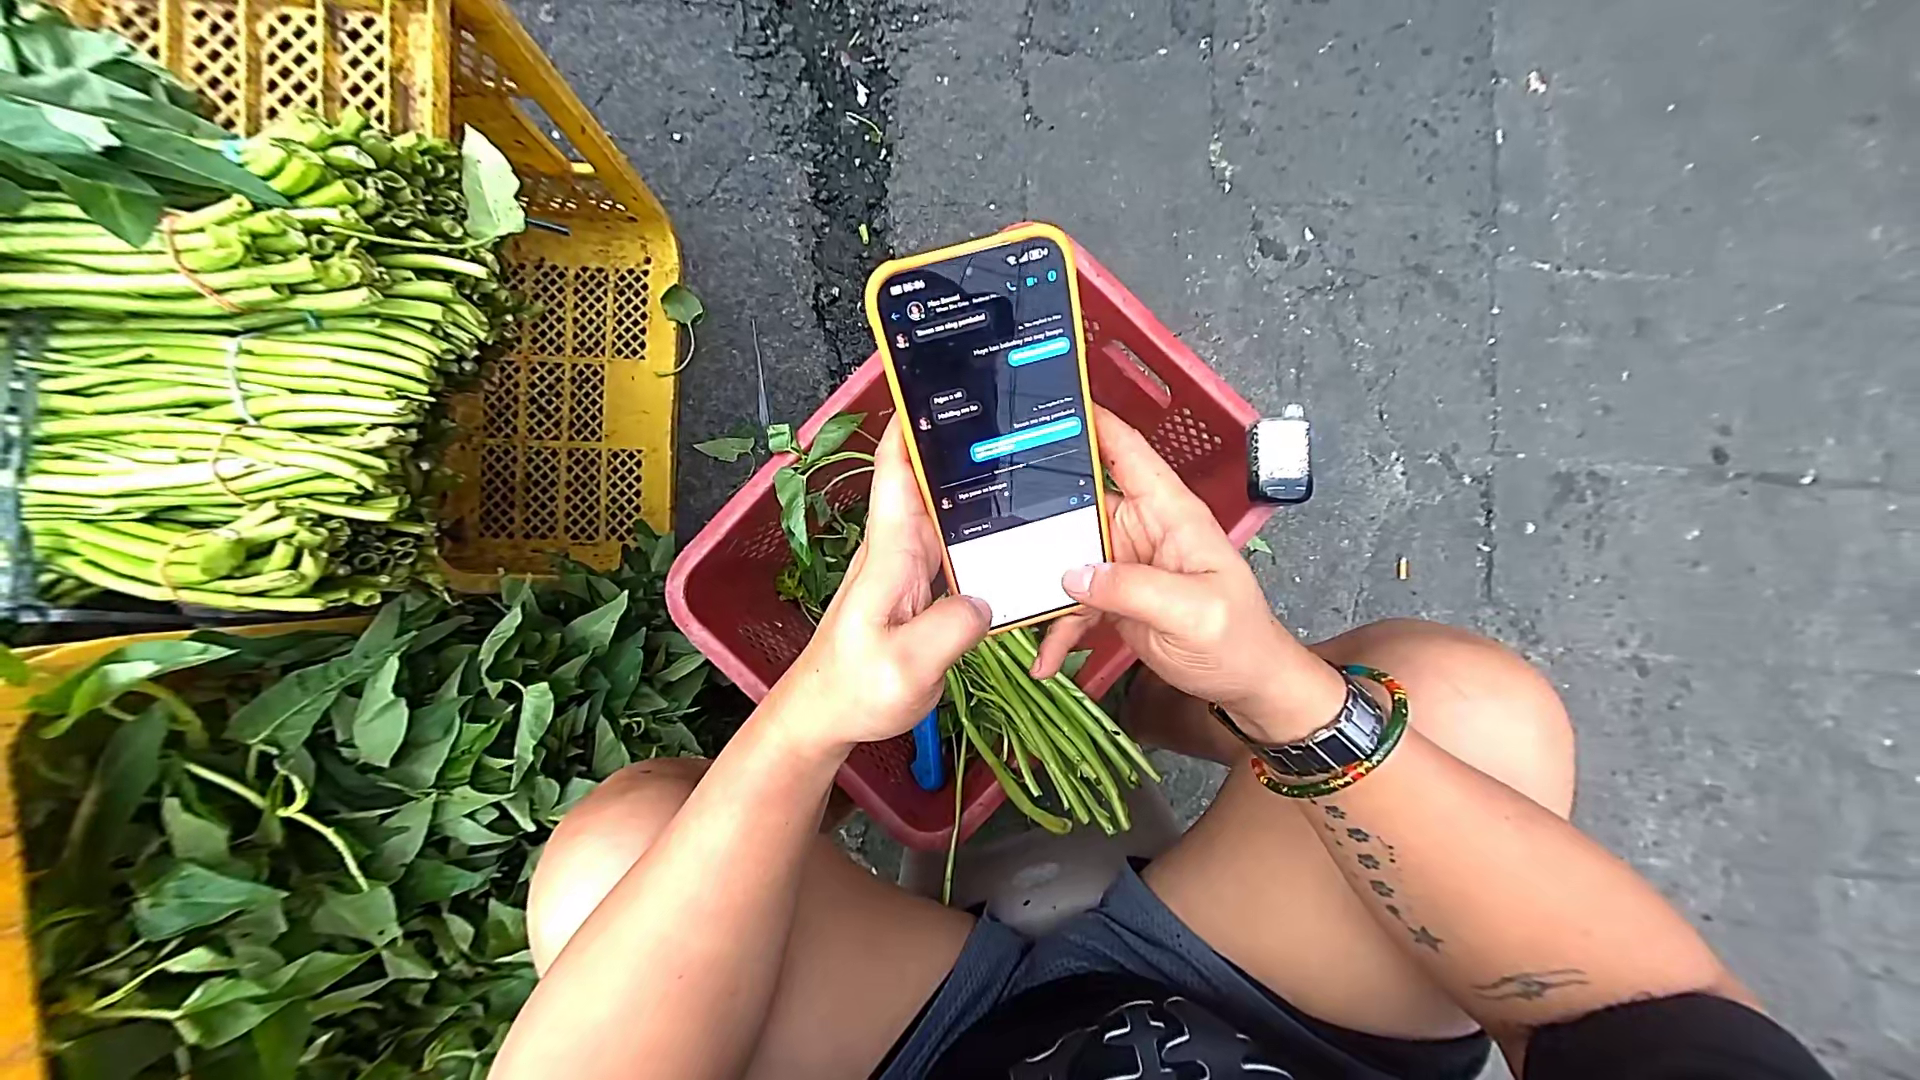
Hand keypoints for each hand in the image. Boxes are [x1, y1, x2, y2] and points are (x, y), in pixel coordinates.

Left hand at [764, 416, 990, 757]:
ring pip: (947, 512)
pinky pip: (956, 548)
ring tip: (1023, 464)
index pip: (897, 466)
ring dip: (975, 486)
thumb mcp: (907, 665)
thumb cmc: (851, 688)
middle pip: (930, 478)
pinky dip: (979, 532)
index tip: (935, 378)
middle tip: (1010, 414)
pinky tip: (1010, 532)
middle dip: (961, 442)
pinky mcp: (922, 588)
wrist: (826, 713)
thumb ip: (952, 627)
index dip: (912, 419)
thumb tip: (987, 598)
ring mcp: (912, 566)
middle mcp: (900, 547)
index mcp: (891, 550)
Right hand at [1030, 407, 1345, 742]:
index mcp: (1167, 512)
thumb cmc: (1236, 639)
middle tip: (991, 510)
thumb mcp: (1193, 612)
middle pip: (1079, 501)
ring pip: (1065, 555)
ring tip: (1012, 603)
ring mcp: (1121, 561)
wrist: (1243, 682)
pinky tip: (1043, 657)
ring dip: (1040, 580)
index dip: (1092, 422)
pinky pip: (1072, 601)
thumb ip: (1133, 588)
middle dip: (1038, 506)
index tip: (1047, 406)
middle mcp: (1139, 528)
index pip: (1127, 452)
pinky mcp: (1111, 593)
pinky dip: (1056, 627)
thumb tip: (1072, 575)